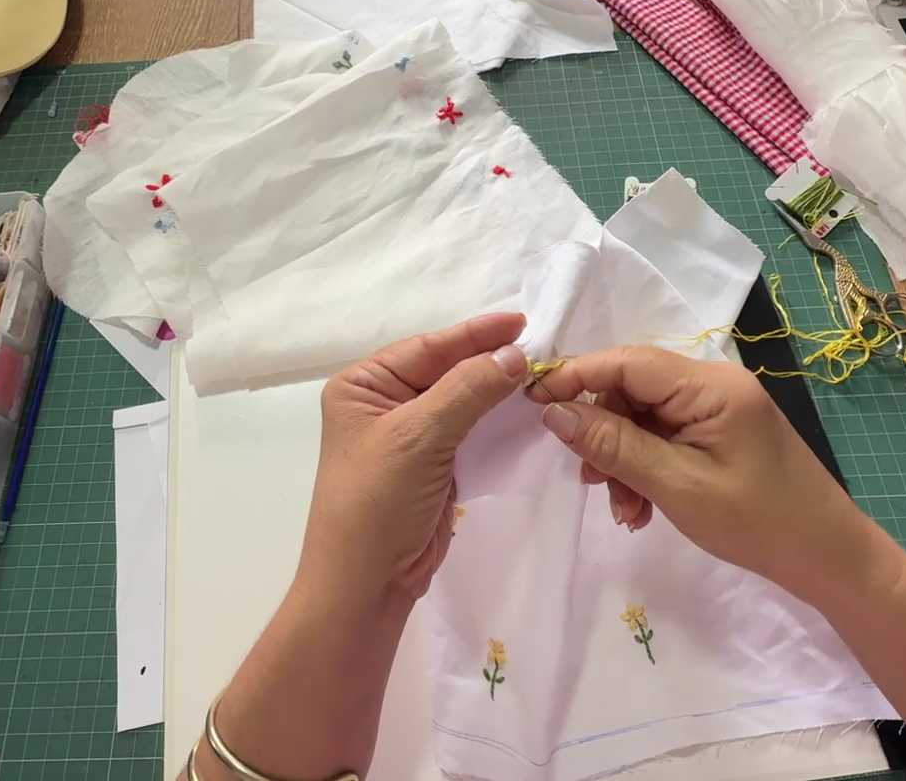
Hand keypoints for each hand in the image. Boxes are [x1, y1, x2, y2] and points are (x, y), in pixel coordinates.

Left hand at [301, 313, 527, 607]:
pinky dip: (496, 418)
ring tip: (541, 369)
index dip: (475, 334)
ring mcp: (409, 433)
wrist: (367, 583)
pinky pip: (469, 428)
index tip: (522, 321)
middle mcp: (383, 401)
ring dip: (497, 387)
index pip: (427, 348)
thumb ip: (467, 390)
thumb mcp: (419, 437)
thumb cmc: (378, 501)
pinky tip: (525, 406)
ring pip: (461, 399)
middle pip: (445, 370)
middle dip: (489, 357)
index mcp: (364, 384)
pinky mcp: (433, 461)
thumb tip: (515, 353)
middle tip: (541, 343)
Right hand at [526, 345, 900, 604]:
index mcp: (710, 385)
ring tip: (622, 507)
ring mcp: (715, 406)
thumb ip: (613, 445)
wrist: (832, 563)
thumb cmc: (760, 524)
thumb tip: (553, 413)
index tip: (535, 400)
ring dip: (620, 457)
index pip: (627, 362)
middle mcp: (711, 383)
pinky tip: (639, 506)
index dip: (577, 375)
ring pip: (641, 415)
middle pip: (631, 389)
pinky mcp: (716, 430)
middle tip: (587, 477)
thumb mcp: (677, 486)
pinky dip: (642, 465)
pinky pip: (661, 434)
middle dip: (602, 431)